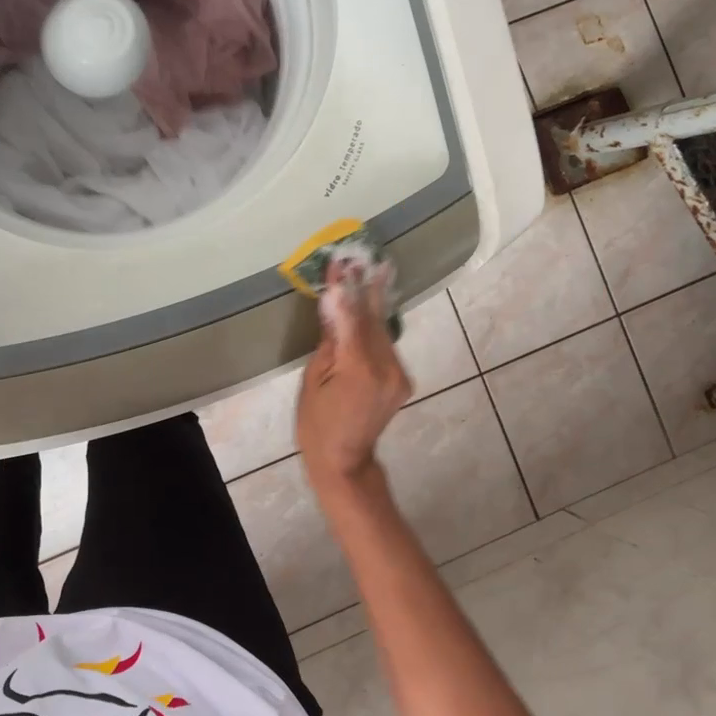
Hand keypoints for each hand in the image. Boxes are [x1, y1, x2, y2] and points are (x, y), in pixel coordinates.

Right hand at [296, 256, 411, 487]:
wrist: (344, 459)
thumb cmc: (316, 422)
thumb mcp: (314, 378)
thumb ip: (330, 338)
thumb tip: (334, 302)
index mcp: (360, 368)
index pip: (352, 318)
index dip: (345, 288)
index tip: (341, 262)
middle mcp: (386, 367)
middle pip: (372, 320)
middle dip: (365, 287)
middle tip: (363, 256)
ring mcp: (398, 374)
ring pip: (382, 330)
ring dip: (374, 302)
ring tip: (374, 269)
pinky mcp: (402, 379)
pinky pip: (385, 344)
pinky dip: (376, 325)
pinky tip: (373, 303)